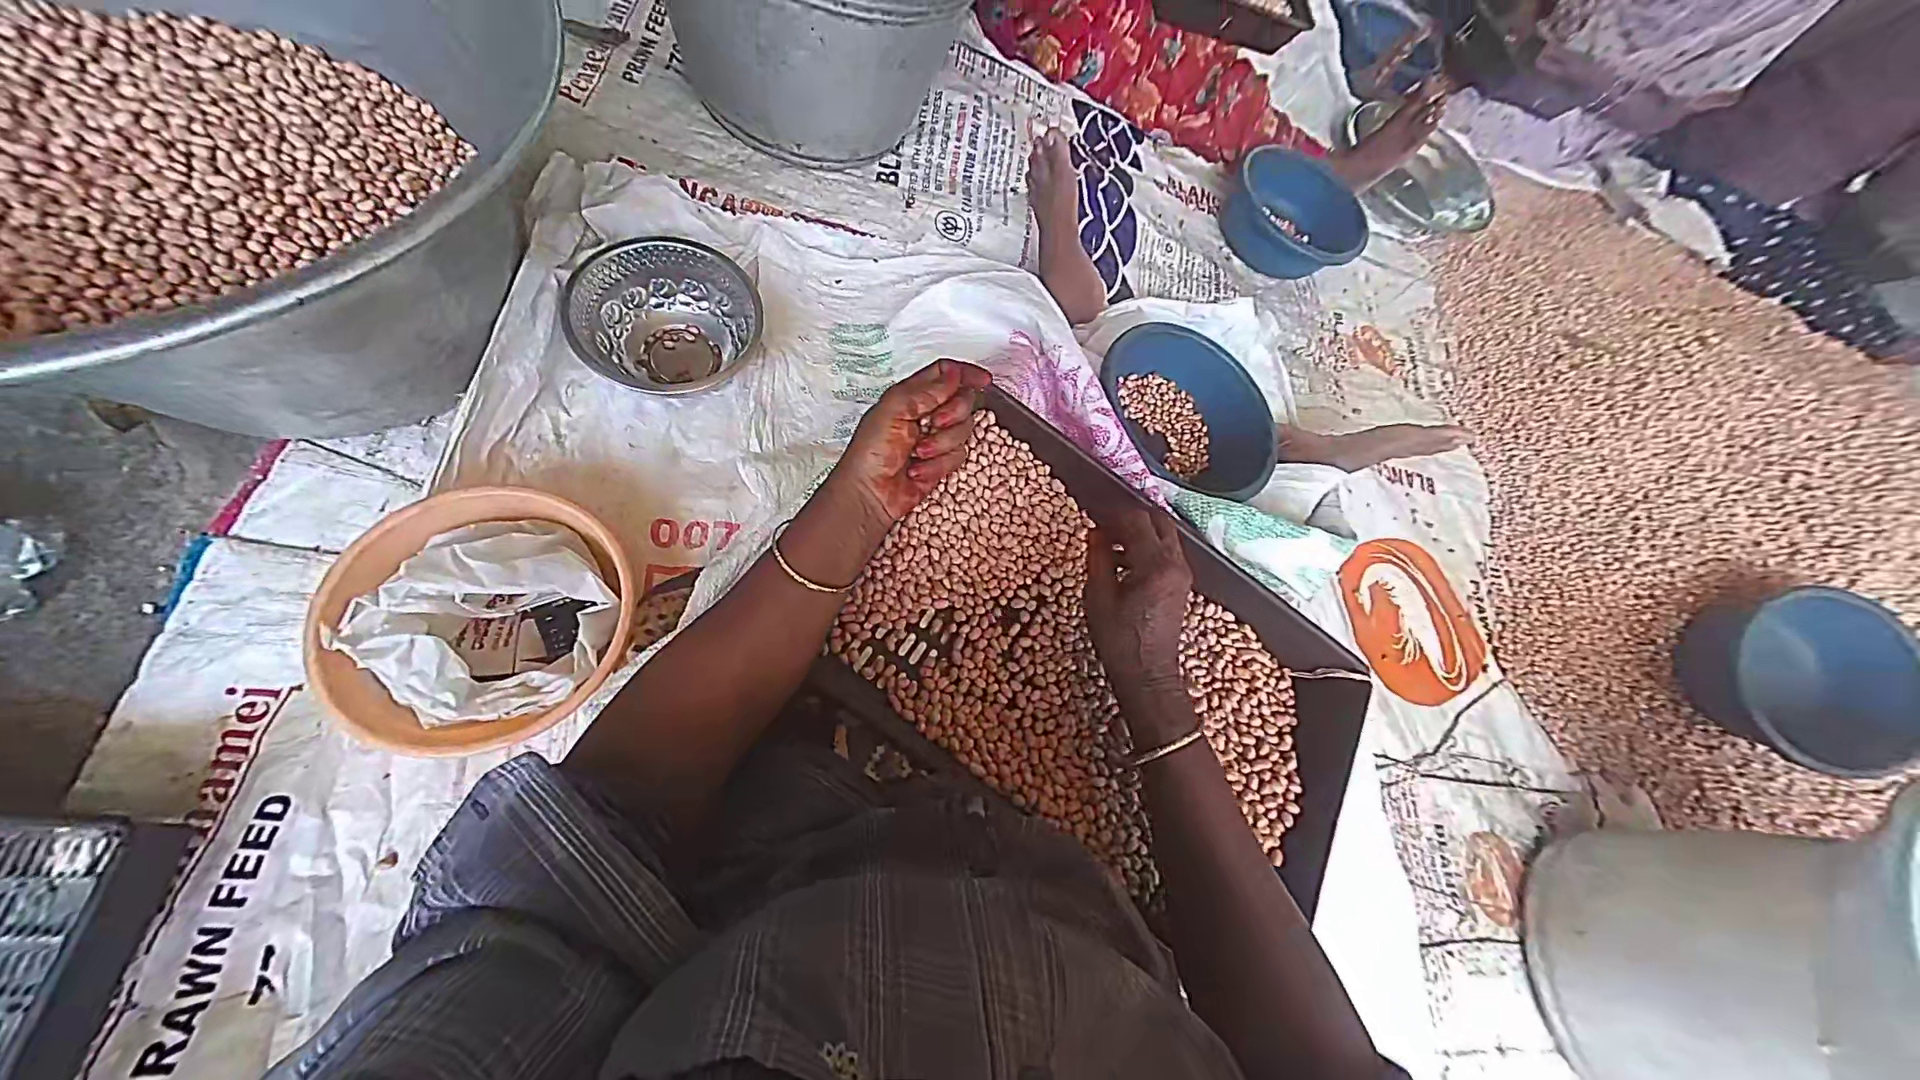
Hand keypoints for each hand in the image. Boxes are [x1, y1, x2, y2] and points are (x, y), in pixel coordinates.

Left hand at [829, 359, 992, 524]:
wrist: (870, 493)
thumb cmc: (869, 454)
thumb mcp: (893, 410)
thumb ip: (925, 390)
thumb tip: (953, 374)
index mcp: (910, 395)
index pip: (945, 374)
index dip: (965, 374)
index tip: (984, 380)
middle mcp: (925, 414)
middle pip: (962, 401)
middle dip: (953, 413)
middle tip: (934, 424)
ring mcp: (935, 438)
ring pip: (963, 431)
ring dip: (941, 444)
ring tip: (918, 452)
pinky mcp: (941, 461)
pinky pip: (958, 456)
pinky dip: (938, 465)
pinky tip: (918, 469)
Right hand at [1084, 503, 1193, 716]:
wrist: (1148, 673)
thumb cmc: (1118, 639)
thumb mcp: (1098, 596)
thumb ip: (1098, 557)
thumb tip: (1095, 531)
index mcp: (1154, 565)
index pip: (1136, 521)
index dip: (1113, 513)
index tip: (1093, 514)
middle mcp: (1175, 564)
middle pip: (1158, 520)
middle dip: (1130, 517)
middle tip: (1104, 523)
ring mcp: (1182, 573)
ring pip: (1164, 534)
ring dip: (1139, 532)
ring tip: (1108, 542)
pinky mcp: (1181, 583)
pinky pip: (1166, 551)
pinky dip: (1146, 546)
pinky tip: (1122, 560)